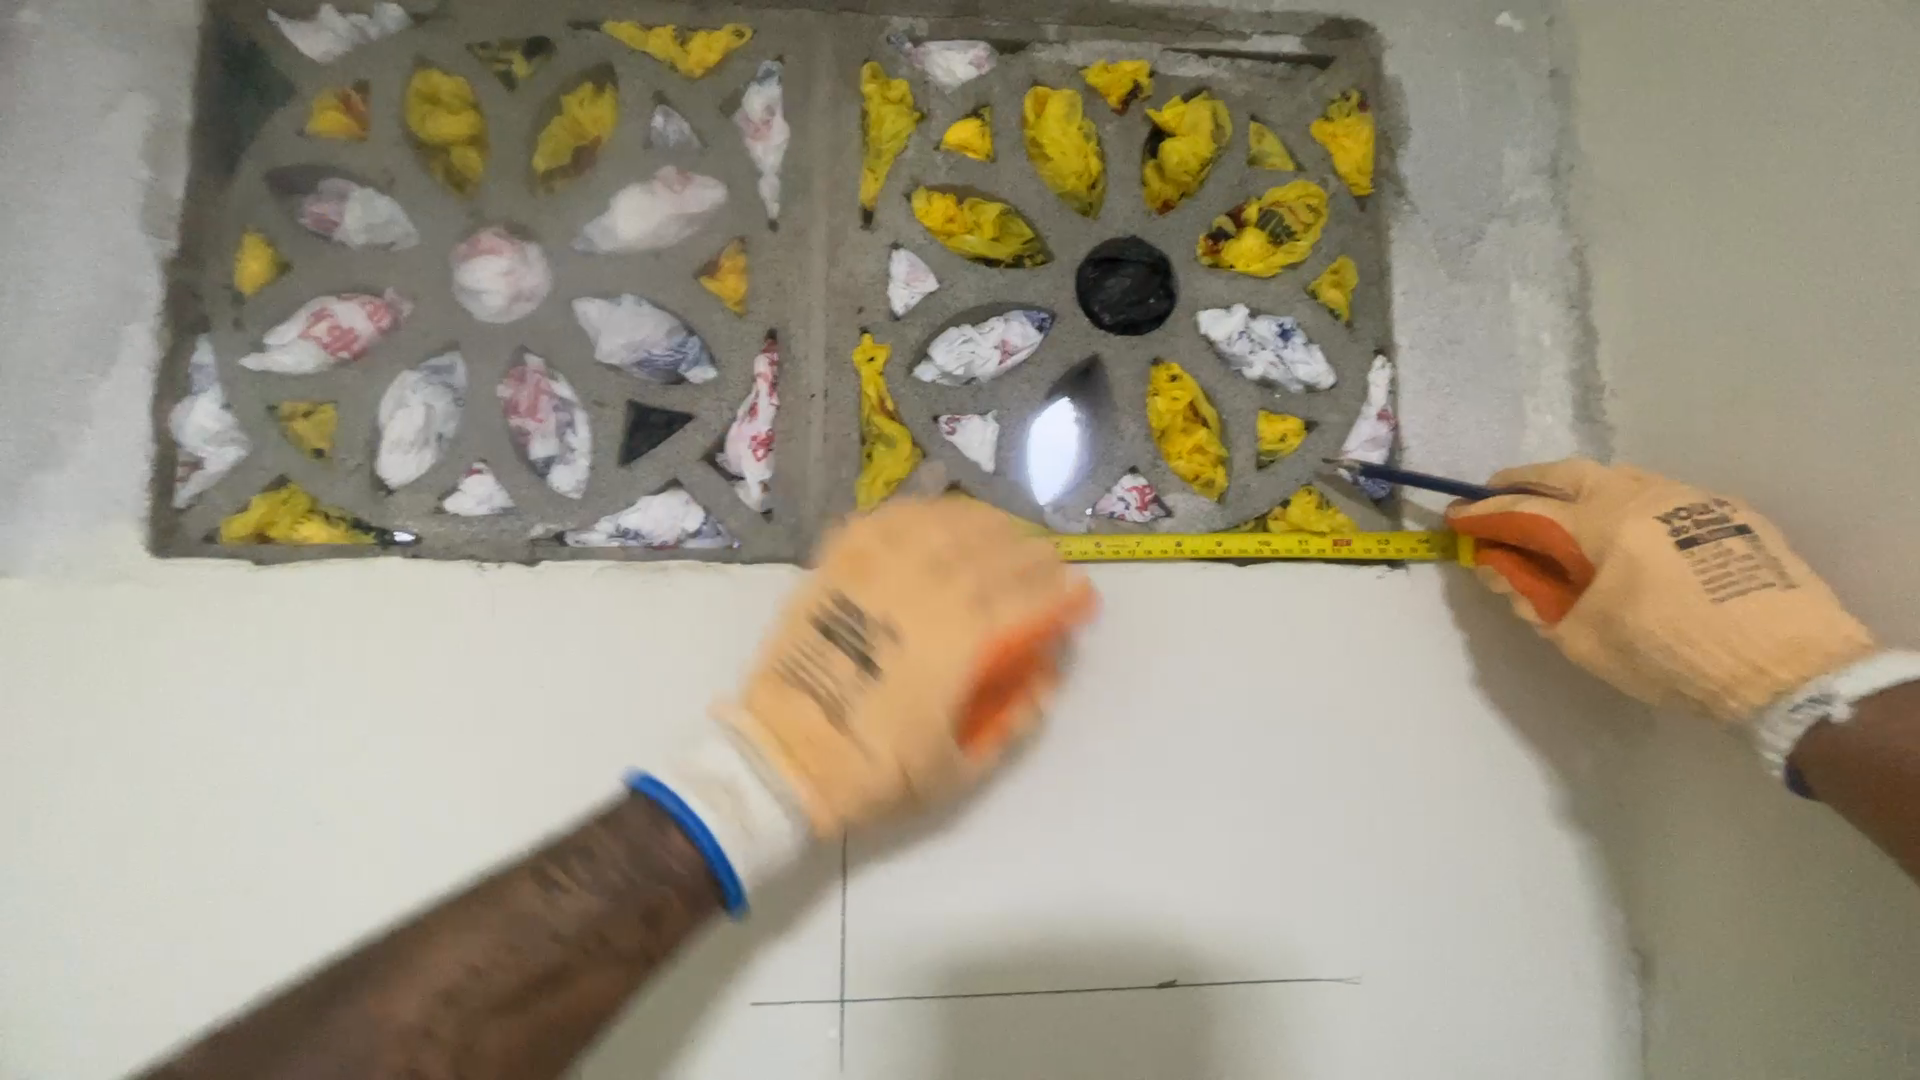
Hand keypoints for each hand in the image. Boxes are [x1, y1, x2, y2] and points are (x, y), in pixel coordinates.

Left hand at [639, 497, 1097, 911]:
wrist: (783, 758)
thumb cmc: (875, 771)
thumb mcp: (958, 769)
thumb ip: (1013, 719)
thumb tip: (1048, 677)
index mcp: (961, 641)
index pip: (1028, 599)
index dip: (1062, 593)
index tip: (1082, 592)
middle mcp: (926, 591)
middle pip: (994, 552)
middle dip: (1032, 552)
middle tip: (1049, 559)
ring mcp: (877, 570)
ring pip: (944, 524)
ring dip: (984, 521)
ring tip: (1004, 527)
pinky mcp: (838, 563)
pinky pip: (888, 519)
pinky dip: (921, 511)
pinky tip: (938, 515)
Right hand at [1446, 459, 1875, 724]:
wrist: (1790, 670)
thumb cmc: (1667, 655)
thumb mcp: (1578, 635)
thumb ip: (1528, 594)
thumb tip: (1492, 565)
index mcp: (1603, 524)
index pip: (1523, 509)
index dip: (1483, 513)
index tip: (1454, 517)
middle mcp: (1645, 497)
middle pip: (1568, 473)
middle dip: (1525, 481)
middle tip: (1496, 494)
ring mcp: (1692, 501)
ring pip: (1618, 477)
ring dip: (1577, 488)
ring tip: (1555, 511)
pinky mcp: (1730, 515)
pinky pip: (1660, 495)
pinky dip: (1623, 503)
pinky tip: (1619, 531)